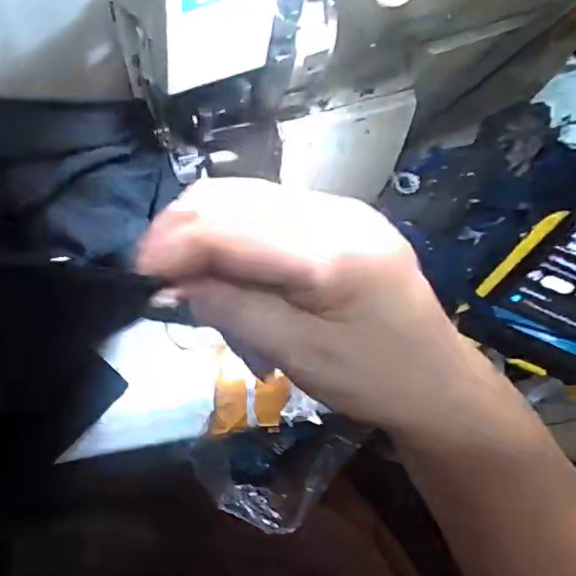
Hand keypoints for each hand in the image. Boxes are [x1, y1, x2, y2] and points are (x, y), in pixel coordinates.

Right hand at [136, 178, 513, 441]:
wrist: (438, 381)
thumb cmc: (372, 378)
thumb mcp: (296, 353)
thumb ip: (231, 309)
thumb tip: (172, 282)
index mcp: (331, 251)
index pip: (229, 226)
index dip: (173, 244)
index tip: (137, 277)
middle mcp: (334, 211)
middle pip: (230, 196)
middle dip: (176, 230)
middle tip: (148, 275)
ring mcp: (335, 208)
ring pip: (239, 194)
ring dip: (194, 227)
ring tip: (172, 269)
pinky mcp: (330, 217)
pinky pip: (258, 207)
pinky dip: (221, 229)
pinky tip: (209, 261)